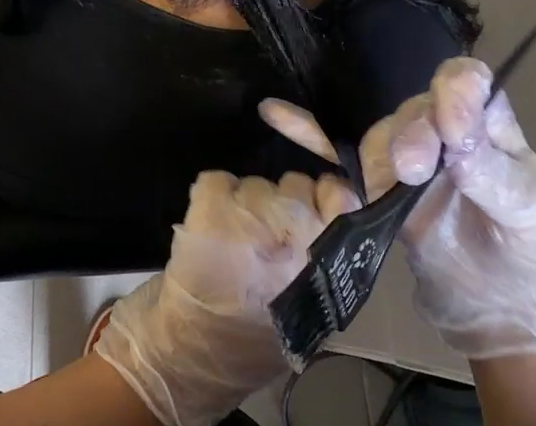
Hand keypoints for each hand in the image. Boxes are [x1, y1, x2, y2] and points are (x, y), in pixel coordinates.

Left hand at [94, 170, 358, 425]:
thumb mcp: (310, 310)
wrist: (193, 354)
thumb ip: (324, 265)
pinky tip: (210, 224)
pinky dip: (212, 196)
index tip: (315, 206)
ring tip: (236, 235)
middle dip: (284, 202)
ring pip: (257, 183)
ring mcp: (252, 213)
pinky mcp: (211, 206)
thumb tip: (329, 223)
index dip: (328, 194)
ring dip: (248, 203)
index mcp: (324, 259)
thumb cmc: (255, 340)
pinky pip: (218, 180)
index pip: (342, 196)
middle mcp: (295, 230)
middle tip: (267, 230)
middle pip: (296, 184)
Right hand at [362, 57, 535, 358]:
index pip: (468, 82)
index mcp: (490, 128)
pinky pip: (355, 166)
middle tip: (413, 169)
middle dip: (412, 132)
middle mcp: (445, 134)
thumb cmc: (529, 254)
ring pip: (384, 136)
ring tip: (392, 187)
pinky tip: (318, 155)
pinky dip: (336, 159)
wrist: (499, 313)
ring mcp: (411, 162)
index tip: (449, 121)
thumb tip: (454, 137)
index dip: (455, 88)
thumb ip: (493, 174)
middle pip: (417, 110)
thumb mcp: (526, 214)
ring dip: (383, 155)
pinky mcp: (382, 191)